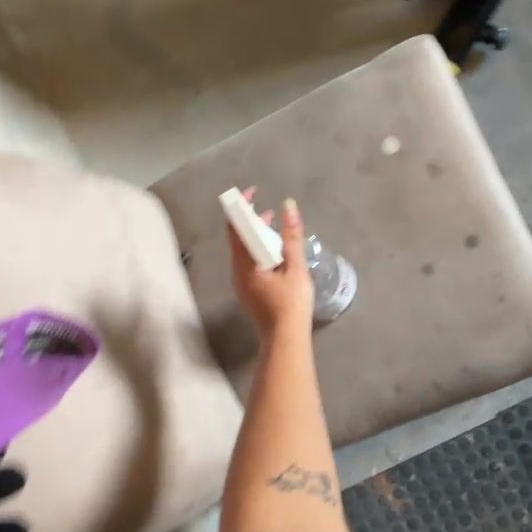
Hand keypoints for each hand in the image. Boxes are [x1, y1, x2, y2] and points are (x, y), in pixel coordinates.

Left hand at [228, 191, 313, 342]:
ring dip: (256, 236)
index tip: (251, 192)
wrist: (286, 340)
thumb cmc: (291, 304)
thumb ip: (291, 237)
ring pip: (244, 252)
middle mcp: (237, 272)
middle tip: (265, 209)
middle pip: (238, 239)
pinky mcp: (250, 293)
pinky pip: (250, 264)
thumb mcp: (295, 268)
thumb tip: (288, 206)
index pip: (236, 227)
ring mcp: (242, 284)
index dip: (240, 207)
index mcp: (245, 264)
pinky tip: (275, 253)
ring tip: (272, 225)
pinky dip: (259, 251)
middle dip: (250, 221)